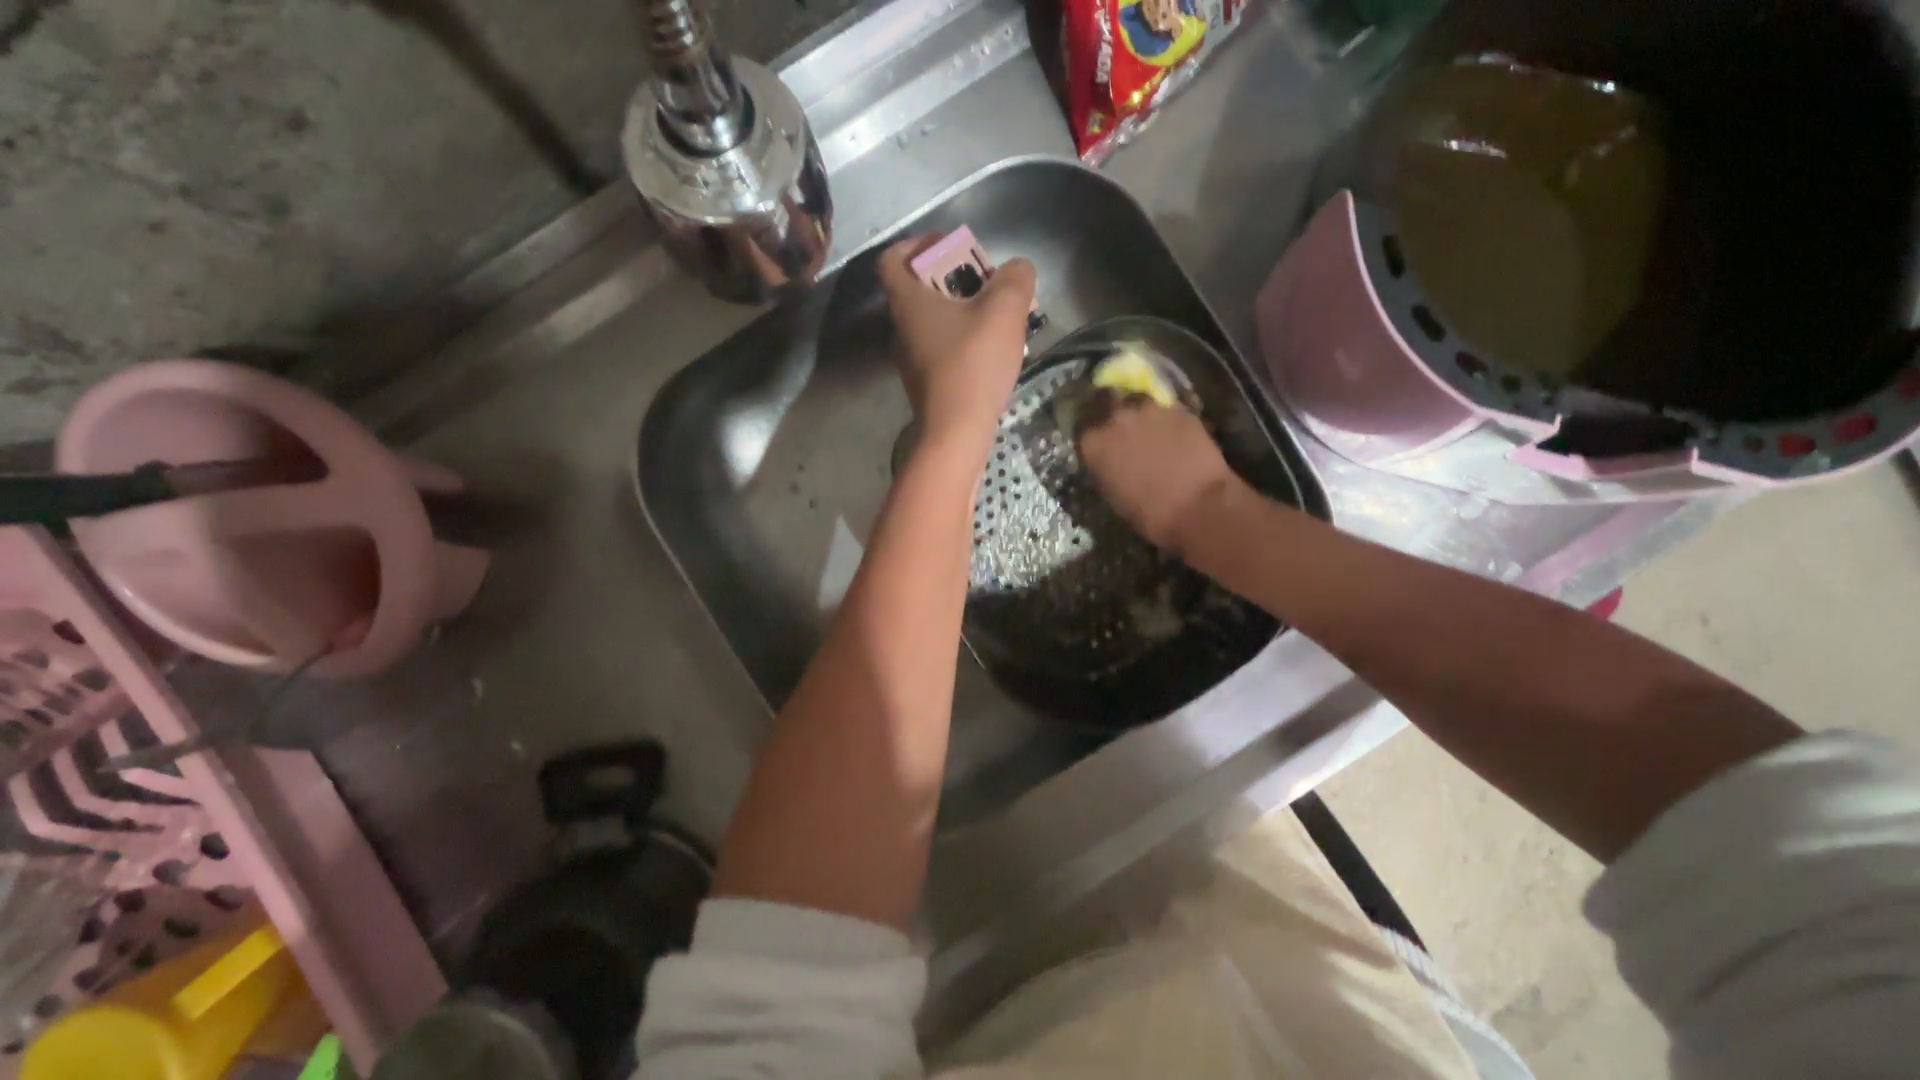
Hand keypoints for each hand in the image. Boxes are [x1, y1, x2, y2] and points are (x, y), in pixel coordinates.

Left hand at [879, 235, 1036, 440]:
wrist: (956, 431)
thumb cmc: (973, 363)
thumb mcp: (1004, 311)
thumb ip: (1015, 279)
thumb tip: (1017, 268)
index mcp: (907, 301)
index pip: (893, 258)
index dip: (917, 243)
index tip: (949, 245)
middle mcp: (901, 327)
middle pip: (918, 287)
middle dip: (952, 276)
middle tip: (986, 280)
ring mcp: (910, 357)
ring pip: (933, 319)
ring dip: (962, 309)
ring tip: (997, 314)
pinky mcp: (925, 381)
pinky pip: (941, 345)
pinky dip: (962, 337)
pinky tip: (992, 348)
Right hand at [1075, 392, 1244, 556]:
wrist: (1200, 507)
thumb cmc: (1151, 514)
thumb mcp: (1113, 495)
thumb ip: (1104, 467)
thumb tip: (1108, 458)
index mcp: (1093, 442)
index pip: (1081, 425)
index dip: (1090, 431)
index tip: (1096, 438)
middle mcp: (1116, 417)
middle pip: (1105, 399)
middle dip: (1110, 409)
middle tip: (1120, 426)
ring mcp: (1150, 409)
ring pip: (1138, 400)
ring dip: (1140, 411)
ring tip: (1150, 427)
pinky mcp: (1180, 409)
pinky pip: (1166, 408)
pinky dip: (1166, 418)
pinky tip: (1175, 434)